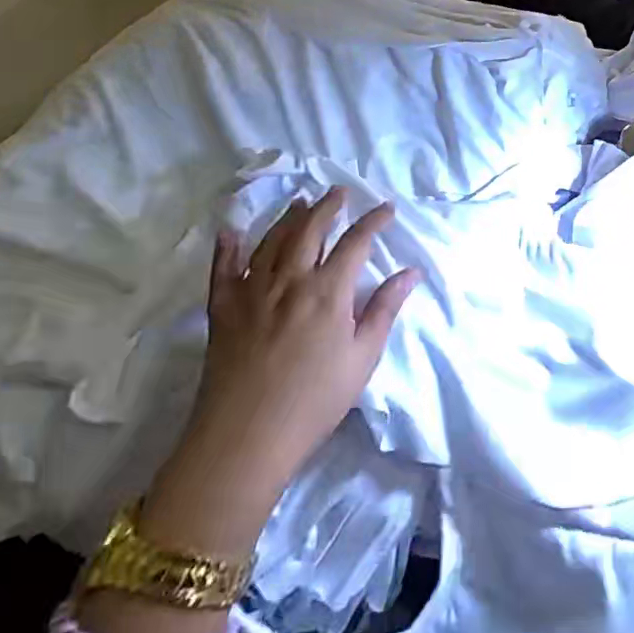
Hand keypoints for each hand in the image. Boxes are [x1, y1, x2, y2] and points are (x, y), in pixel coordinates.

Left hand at [139, 189, 419, 555]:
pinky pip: (222, 271)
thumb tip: (411, 273)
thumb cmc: (316, 400)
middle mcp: (289, 283)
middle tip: (339, 192)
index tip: (387, 209)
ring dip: (287, 218)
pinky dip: (226, 248)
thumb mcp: (363, 356)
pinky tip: (231, 231)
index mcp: (328, 293)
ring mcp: (251, 296)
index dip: (373, 222)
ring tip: (300, 202)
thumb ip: (384, 308)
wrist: (244, 440)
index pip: (356, 243)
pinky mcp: (222, 314)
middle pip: (309, 232)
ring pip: (269, 243)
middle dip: (327, 207)